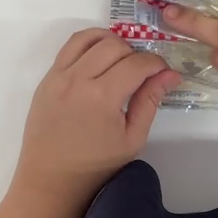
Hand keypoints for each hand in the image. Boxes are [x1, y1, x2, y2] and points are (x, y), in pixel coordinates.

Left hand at [14, 29, 179, 198]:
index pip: (137, 64)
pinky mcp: (47, 78)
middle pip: (115, 45)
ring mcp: (58, 76)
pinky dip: (88, 45)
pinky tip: (98, 60)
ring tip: (119, 61)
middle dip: (135, 54)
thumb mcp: (132, 139)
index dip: (156, 65)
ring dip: (111, 42)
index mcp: (102, 97)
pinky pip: (69, 47)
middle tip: (141, 74)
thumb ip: (150, 102)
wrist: (51, 179)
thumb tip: (170, 76)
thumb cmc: (96, 166)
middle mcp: (78, 79)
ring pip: (90, 38)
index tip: (163, 74)